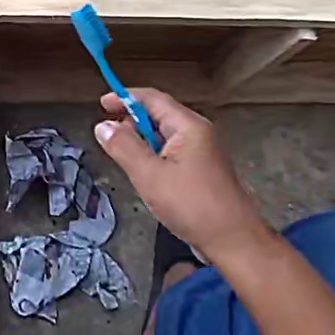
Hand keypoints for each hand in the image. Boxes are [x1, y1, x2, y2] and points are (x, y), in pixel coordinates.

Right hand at [94, 88, 270, 260]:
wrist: (232, 237)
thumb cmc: (192, 205)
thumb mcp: (150, 176)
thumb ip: (125, 148)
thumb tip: (103, 125)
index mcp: (189, 125)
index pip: (154, 99)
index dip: (126, 97)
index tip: (102, 103)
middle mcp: (198, 131)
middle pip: (161, 114)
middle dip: (132, 119)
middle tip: (108, 133)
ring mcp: (203, 149)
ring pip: (166, 134)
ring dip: (143, 138)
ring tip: (122, 153)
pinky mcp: (203, 167)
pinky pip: (174, 150)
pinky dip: (155, 153)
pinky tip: (144, 171)